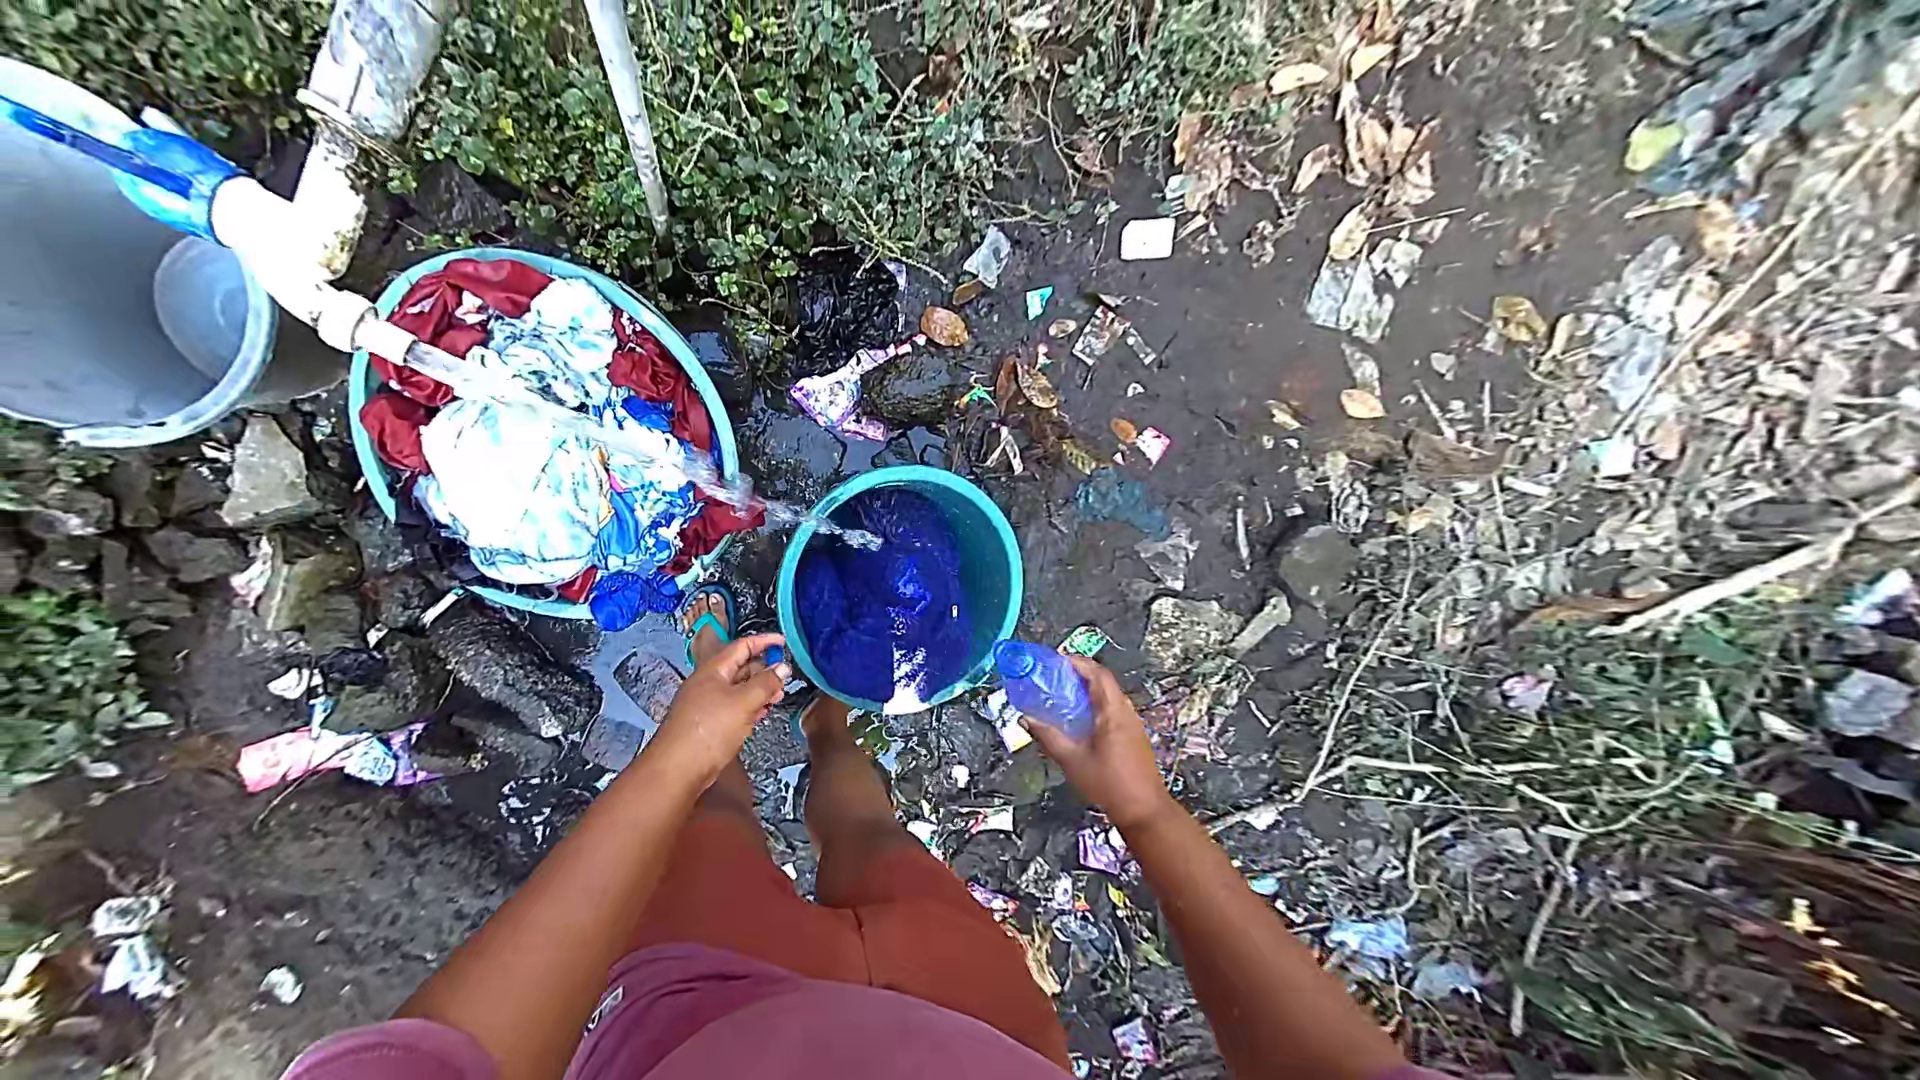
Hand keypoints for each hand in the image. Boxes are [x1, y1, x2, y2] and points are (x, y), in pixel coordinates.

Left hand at [650, 633, 789, 783]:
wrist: (677, 770)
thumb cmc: (709, 729)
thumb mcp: (744, 702)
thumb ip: (766, 683)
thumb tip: (783, 668)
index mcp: (713, 671)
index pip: (742, 646)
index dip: (764, 641)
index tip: (784, 642)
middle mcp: (709, 683)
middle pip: (741, 667)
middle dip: (764, 669)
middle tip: (785, 677)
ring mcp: (707, 704)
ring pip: (739, 689)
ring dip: (760, 690)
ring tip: (778, 697)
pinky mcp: (709, 723)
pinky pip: (734, 707)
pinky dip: (750, 706)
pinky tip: (761, 713)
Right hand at [1024, 656, 1178, 830]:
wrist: (1145, 811)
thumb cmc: (1108, 784)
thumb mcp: (1071, 760)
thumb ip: (1048, 736)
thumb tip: (1026, 719)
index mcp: (1112, 711)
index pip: (1097, 674)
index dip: (1077, 662)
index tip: (1056, 660)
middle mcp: (1126, 711)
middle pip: (1104, 681)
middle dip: (1080, 673)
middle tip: (1055, 676)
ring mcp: (1133, 723)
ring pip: (1110, 695)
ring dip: (1089, 689)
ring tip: (1064, 694)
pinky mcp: (1134, 736)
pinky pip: (1114, 708)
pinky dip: (1096, 703)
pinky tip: (1081, 718)